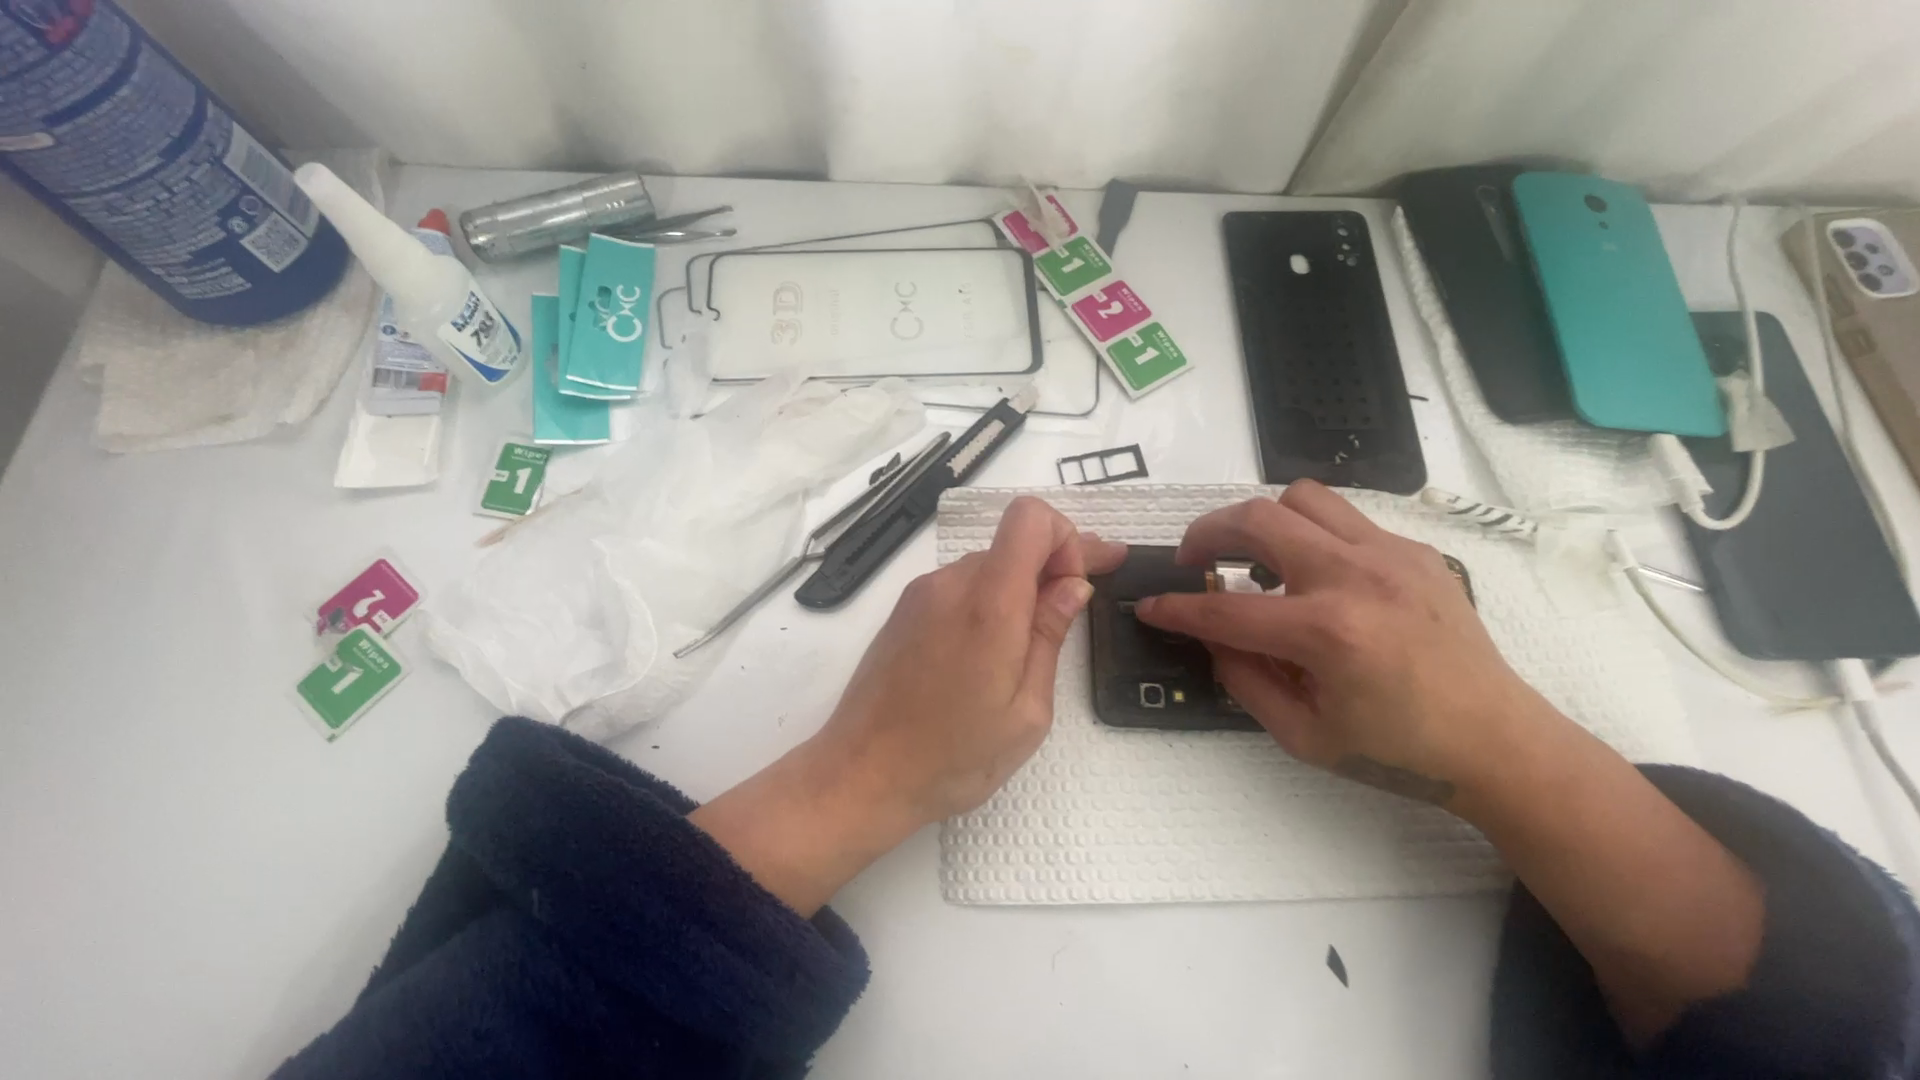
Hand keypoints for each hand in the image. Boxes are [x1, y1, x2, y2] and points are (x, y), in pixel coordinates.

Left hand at [691, 496, 1125, 913]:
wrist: (862, 775)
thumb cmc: (954, 757)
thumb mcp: (1026, 711)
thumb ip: (1050, 636)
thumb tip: (1072, 584)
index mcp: (988, 604)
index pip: (1030, 518)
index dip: (1065, 539)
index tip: (1075, 587)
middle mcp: (949, 584)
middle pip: (1010, 542)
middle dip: (1053, 564)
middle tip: (1085, 597)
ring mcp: (920, 595)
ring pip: (985, 566)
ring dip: (1019, 587)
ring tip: (1040, 632)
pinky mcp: (903, 613)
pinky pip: (958, 588)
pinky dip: (988, 602)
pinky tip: (995, 647)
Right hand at [1135, 480, 1552, 805]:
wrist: (1499, 742)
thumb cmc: (1397, 751)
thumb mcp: (1302, 735)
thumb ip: (1243, 680)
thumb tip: (1210, 636)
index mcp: (1327, 633)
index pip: (1225, 609)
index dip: (1176, 609)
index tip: (1149, 606)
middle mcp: (1356, 577)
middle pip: (1257, 519)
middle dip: (1206, 534)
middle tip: (1193, 561)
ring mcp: (1390, 555)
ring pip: (1301, 498)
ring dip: (1262, 521)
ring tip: (1254, 557)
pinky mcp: (1414, 551)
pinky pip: (1344, 518)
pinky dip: (1311, 534)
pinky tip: (1315, 574)